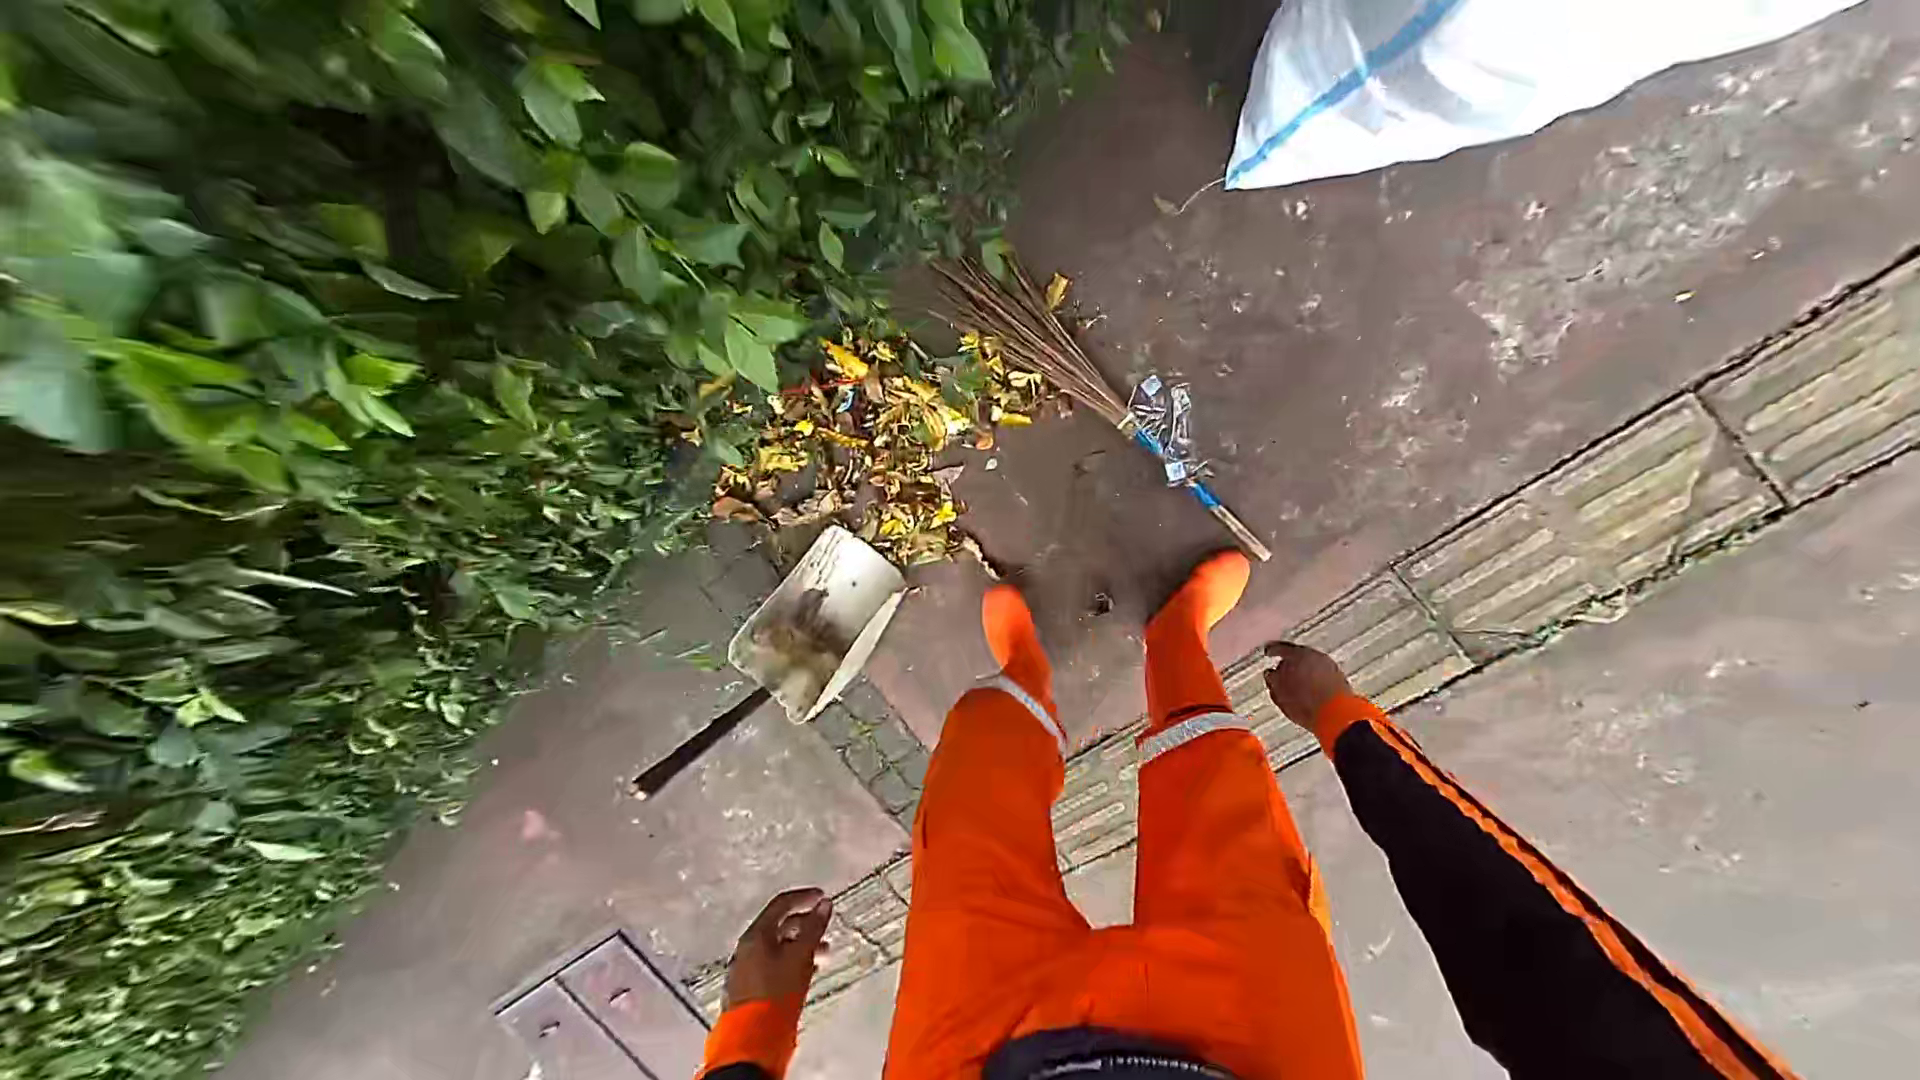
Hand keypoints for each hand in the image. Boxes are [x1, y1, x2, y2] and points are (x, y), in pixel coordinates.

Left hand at [724, 887, 832, 1008]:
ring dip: (801, 946)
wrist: (753, 1041)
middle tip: (824, 928)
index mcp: (755, 935)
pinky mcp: (748, 990)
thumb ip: (814, 927)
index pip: (781, 904)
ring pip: (777, 947)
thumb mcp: (800, 955)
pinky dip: (791, 962)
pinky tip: (806, 972)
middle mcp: (746, 949)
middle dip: (805, 925)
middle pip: (779, 926)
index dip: (804, 897)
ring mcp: (745, 969)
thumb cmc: (776, 993)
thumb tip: (824, 904)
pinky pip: (772, 966)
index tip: (821, 897)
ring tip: (822, 955)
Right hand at [1262, 642, 1354, 731]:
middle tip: (1281, 673)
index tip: (1269, 652)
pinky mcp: (1341, 681)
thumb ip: (1272, 678)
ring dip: (1303, 674)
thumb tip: (1270, 675)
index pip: (1280, 648)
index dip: (1272, 651)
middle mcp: (1316, 656)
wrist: (1335, 716)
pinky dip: (1315, 682)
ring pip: (1312, 667)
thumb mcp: (1277, 690)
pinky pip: (1323, 678)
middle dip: (1290, 665)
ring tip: (1295, 687)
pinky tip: (1309, 693)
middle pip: (1298, 656)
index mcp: (1297, 653)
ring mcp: (1331, 668)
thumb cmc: (1306, 701)